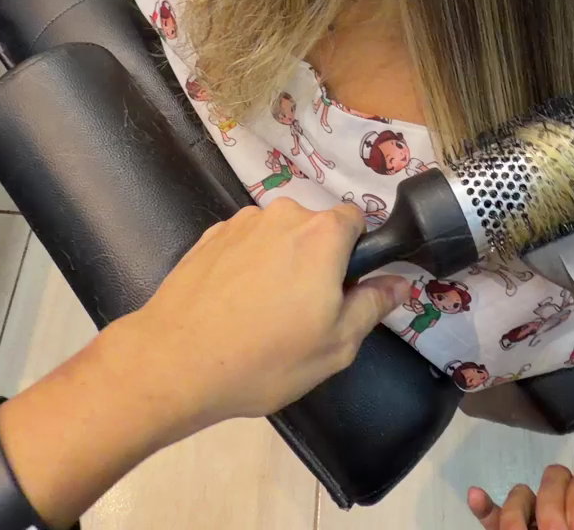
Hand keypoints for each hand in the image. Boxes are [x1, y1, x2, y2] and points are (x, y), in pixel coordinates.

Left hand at [104, 200, 411, 433]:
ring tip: (262, 312)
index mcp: (321, 234)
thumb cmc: (265, 356)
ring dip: (280, 261)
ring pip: (278, 235)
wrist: (174, 360)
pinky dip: (247, 264)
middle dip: (316, 259)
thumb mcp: (335, 344)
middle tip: (303, 311)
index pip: (356, 219)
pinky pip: (245, 243)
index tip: (343, 287)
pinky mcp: (210, 234)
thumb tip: (399, 282)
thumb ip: (372, 305)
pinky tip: (233, 304)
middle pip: (314, 227)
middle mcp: (283, 214)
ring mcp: (242, 221)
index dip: (356, 251)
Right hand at [469, 463, 573, 529]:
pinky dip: (484, 509)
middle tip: (564, 529)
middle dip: (557, 501)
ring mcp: (535, 524)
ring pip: (521, 497)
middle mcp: (564, 513)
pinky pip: (494, 520)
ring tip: (521, 527)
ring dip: (520, 507)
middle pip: (553, 480)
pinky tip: (475, 496)